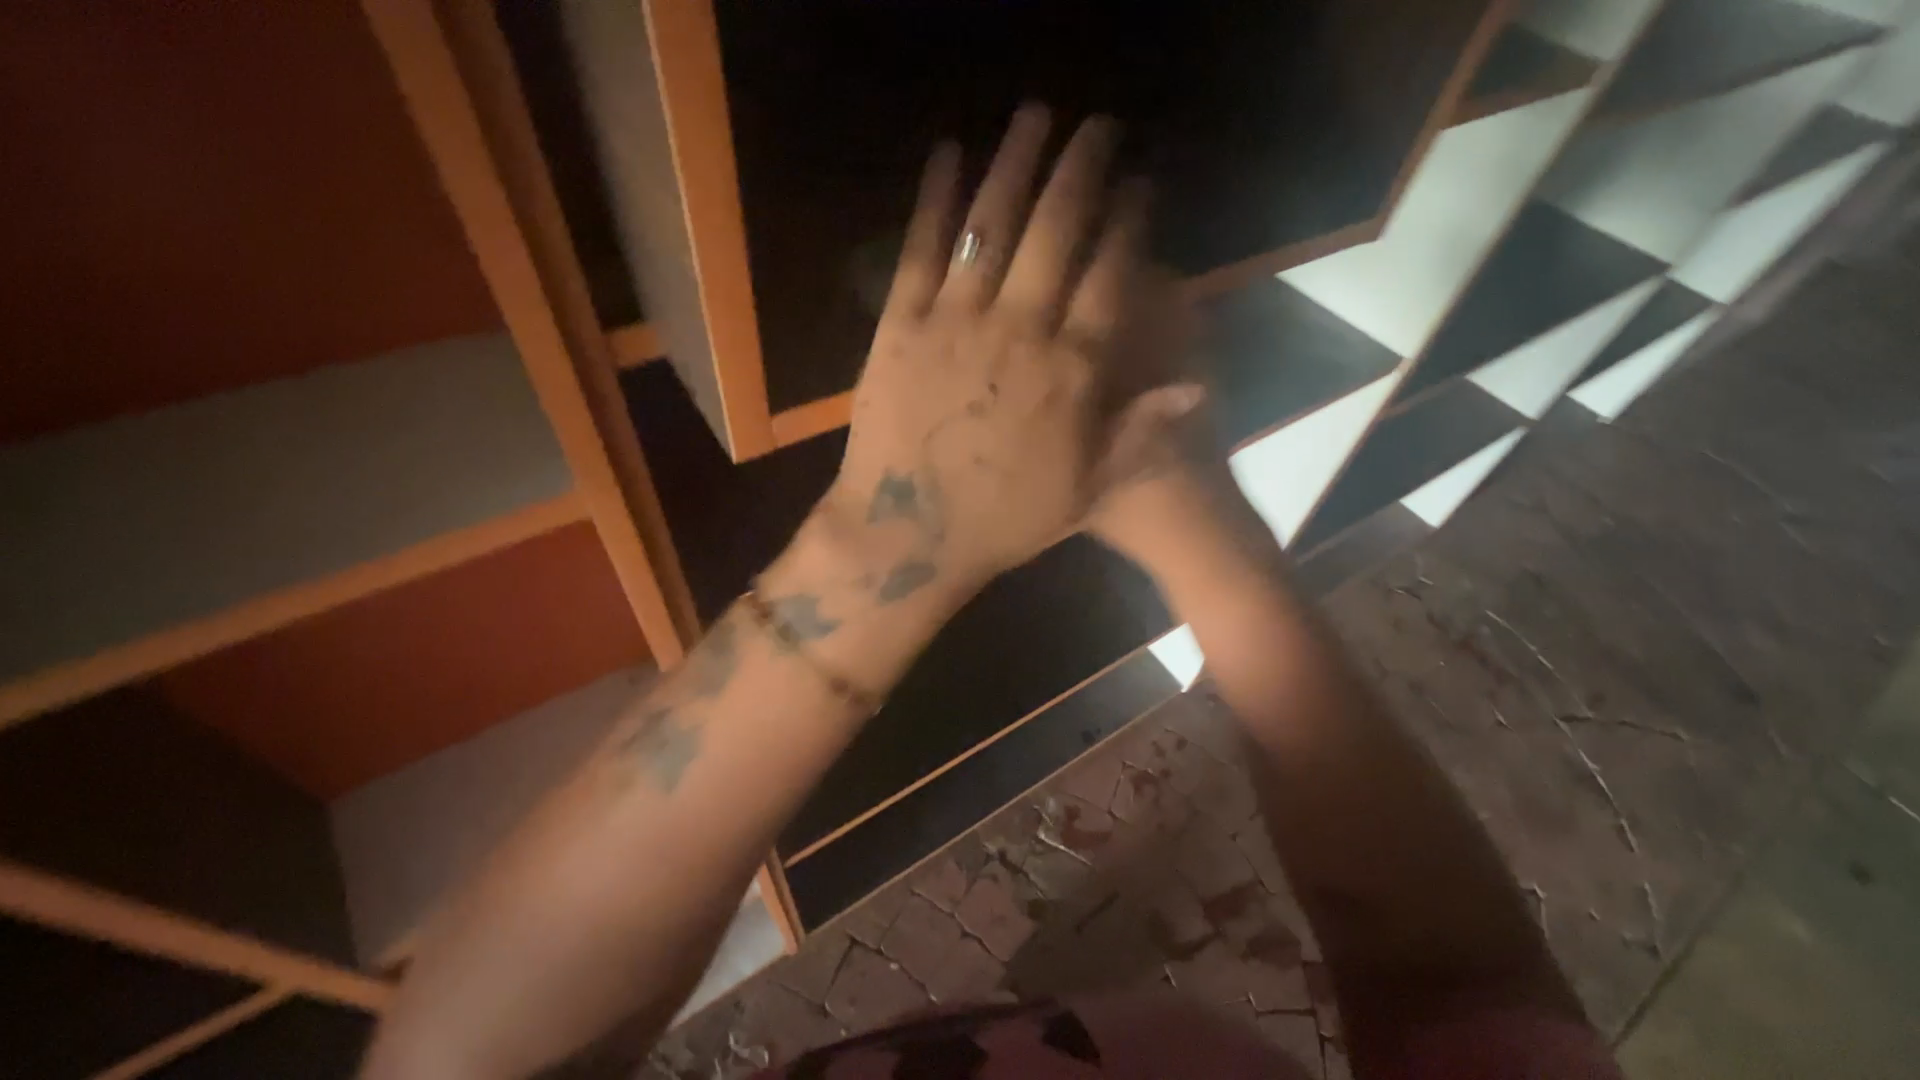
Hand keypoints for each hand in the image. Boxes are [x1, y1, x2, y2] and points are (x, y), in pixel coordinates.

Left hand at [826, 105, 1202, 599]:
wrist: (907, 537)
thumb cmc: (1003, 520)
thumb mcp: (1085, 488)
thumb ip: (1138, 431)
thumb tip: (1195, 384)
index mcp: (1072, 372)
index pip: (1112, 274)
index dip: (1129, 221)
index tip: (1140, 183)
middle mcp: (1020, 331)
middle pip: (1058, 231)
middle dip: (1082, 170)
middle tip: (1097, 126)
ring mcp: (956, 323)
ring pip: (993, 226)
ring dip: (1016, 164)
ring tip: (1035, 116)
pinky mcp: (900, 326)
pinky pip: (921, 251)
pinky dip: (935, 199)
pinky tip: (949, 153)